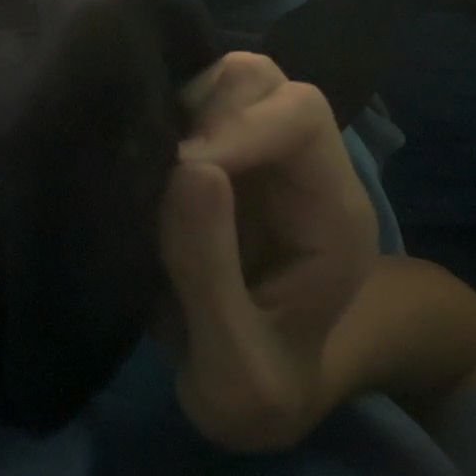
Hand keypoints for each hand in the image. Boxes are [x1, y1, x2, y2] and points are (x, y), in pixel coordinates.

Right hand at [157, 52, 378, 451]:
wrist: (251, 395)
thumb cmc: (256, 390)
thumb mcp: (234, 368)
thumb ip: (211, 274)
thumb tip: (189, 168)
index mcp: (331, 212)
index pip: (301, 118)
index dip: (239, 128)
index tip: (178, 173)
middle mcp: (302, 168)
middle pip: (265, 81)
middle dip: (206, 112)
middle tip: (160, 167)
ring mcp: (260, 157)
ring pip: (227, 80)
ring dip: (182, 108)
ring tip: (150, 161)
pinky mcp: (221, 156)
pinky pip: (194, 102)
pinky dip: (164, 113)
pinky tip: (143, 154)